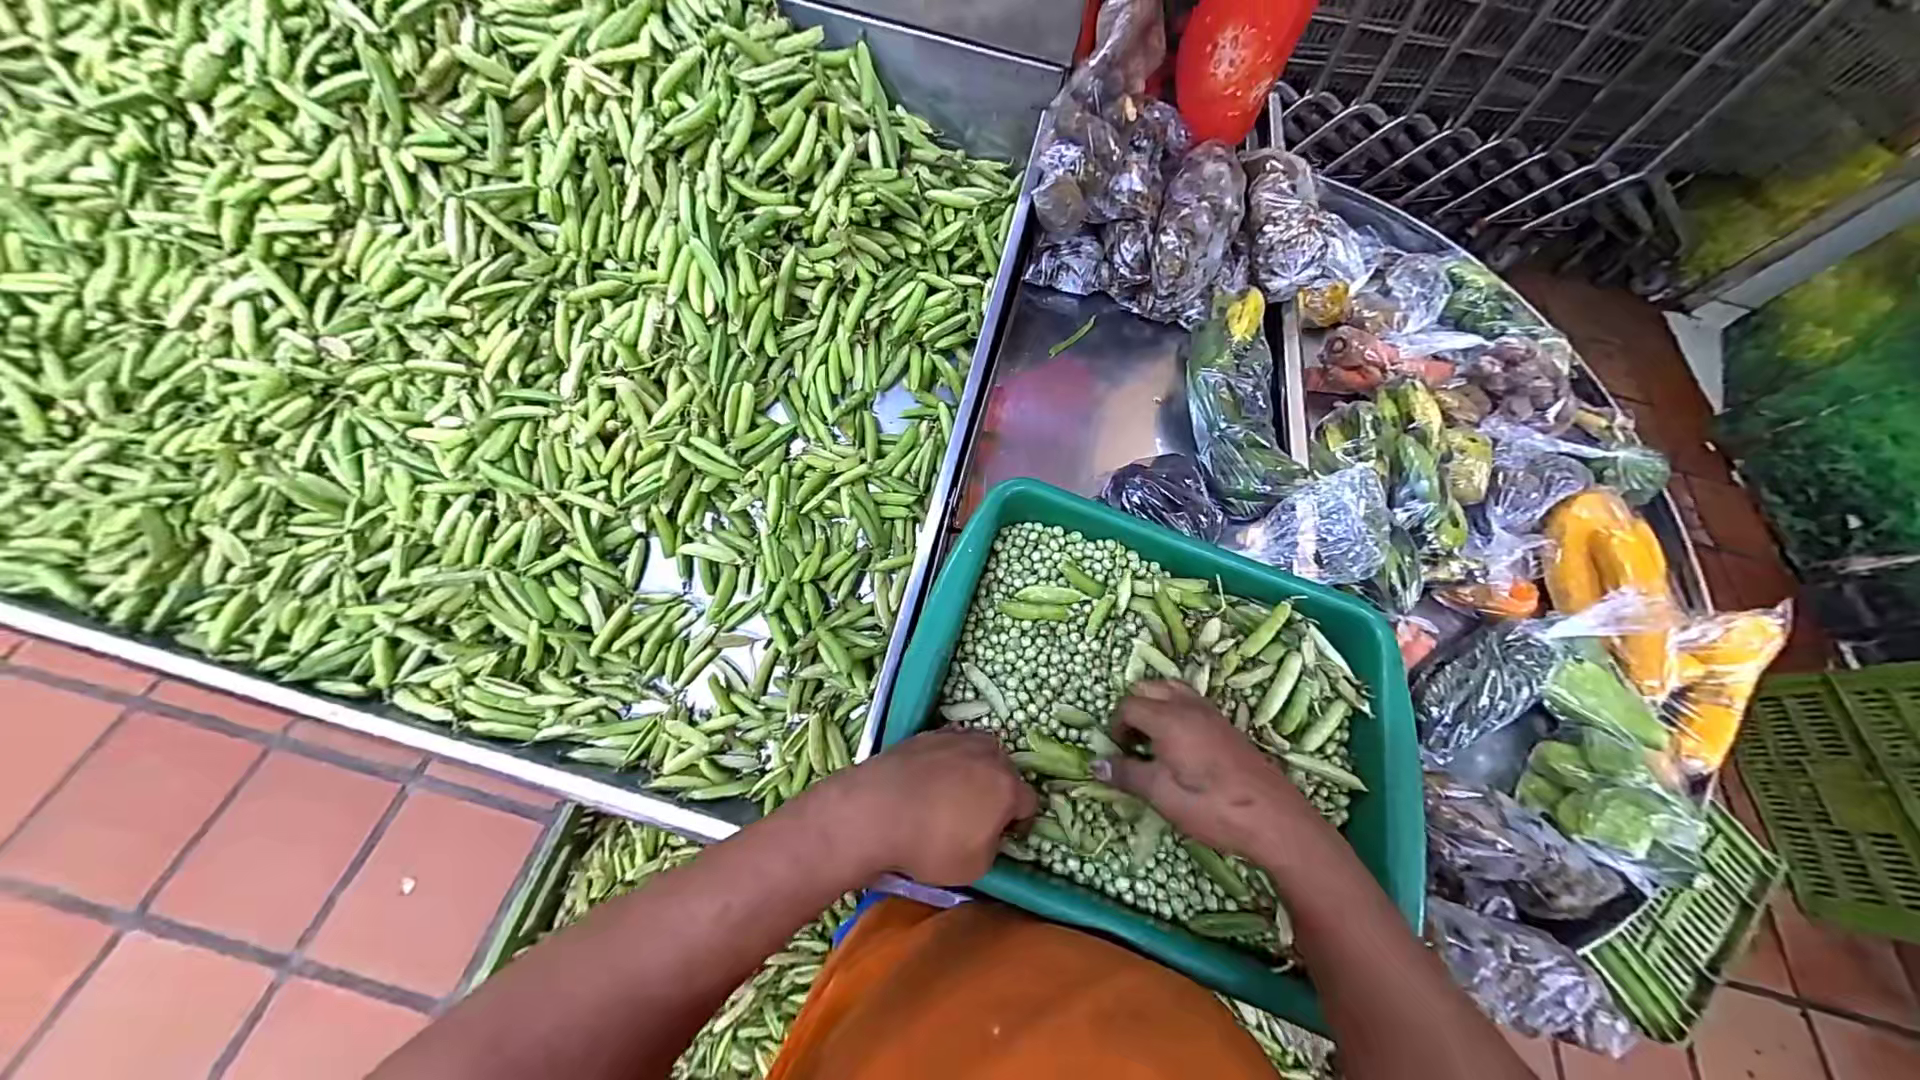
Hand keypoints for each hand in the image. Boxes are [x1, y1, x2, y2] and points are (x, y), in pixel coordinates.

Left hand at [822, 729, 1037, 885]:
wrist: (874, 810)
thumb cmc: (930, 844)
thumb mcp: (975, 866)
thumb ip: (994, 845)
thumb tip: (990, 831)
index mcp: (1007, 786)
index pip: (1030, 802)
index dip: (1019, 823)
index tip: (1003, 837)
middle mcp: (988, 754)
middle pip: (1006, 771)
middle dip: (999, 791)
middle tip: (978, 815)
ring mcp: (956, 738)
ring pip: (979, 752)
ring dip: (975, 770)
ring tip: (953, 794)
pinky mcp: (928, 734)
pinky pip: (950, 747)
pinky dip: (947, 761)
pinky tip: (929, 780)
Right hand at [1093, 680, 1326, 860]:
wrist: (1275, 819)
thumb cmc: (1212, 807)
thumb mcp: (1161, 795)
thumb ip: (1127, 774)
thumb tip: (1096, 764)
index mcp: (1168, 719)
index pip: (1128, 706)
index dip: (1115, 727)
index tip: (1118, 754)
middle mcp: (1188, 707)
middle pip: (1147, 689)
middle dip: (1131, 711)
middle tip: (1132, 745)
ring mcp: (1210, 713)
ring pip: (1171, 690)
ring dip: (1154, 706)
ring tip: (1153, 740)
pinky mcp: (1225, 725)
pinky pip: (1190, 701)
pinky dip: (1174, 710)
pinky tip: (1179, 745)